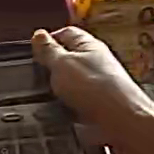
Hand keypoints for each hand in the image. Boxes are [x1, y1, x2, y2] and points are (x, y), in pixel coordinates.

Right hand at [31, 27, 153, 143]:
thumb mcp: (61, 64)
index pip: (65, 33)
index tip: (32, 51)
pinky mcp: (97, 102)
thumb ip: (48, 50)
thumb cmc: (93, 88)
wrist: (120, 120)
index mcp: (89, 45)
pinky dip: (64, 102)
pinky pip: (74, 98)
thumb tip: (38, 34)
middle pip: (67, 57)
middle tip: (37, 74)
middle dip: (50, 66)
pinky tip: (59, 108)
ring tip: (47, 93)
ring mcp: (97, 82)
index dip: (47, 40)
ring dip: (56, 86)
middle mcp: (96, 62)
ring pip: (69, 80)